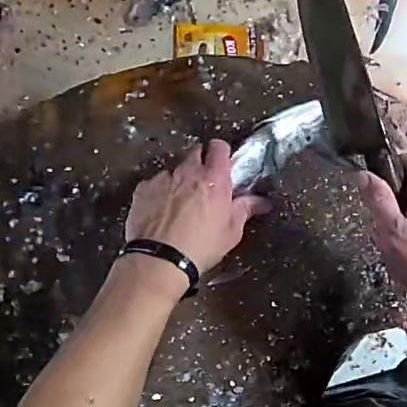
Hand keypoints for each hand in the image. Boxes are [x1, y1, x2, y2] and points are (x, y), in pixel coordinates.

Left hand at [125, 140, 273, 273]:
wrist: (161, 259)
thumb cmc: (202, 246)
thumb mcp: (231, 231)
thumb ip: (245, 209)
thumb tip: (263, 201)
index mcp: (214, 179)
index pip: (219, 147)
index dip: (222, 154)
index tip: (223, 166)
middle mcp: (188, 171)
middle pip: (195, 153)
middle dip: (200, 164)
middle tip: (204, 186)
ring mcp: (163, 178)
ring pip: (174, 169)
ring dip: (180, 180)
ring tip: (180, 203)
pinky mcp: (142, 189)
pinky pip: (154, 183)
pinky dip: (160, 192)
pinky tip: (161, 211)